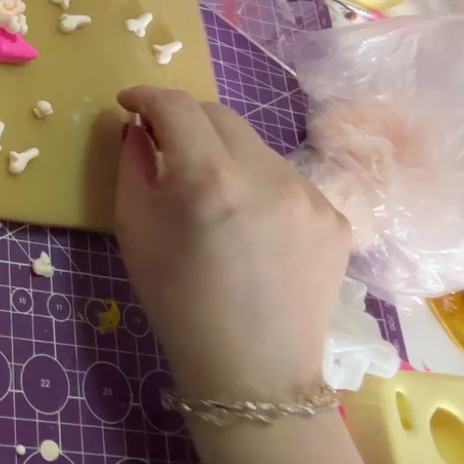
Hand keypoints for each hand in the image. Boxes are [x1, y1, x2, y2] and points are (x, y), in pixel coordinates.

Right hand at [114, 87, 348, 403]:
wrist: (250, 368)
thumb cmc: (175, 297)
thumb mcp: (133, 226)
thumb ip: (132, 164)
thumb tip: (138, 128)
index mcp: (207, 178)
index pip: (175, 106)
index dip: (146, 95)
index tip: (128, 103)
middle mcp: (266, 174)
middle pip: (218, 114)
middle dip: (183, 119)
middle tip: (160, 142)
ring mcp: (309, 194)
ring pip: (252, 145)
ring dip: (221, 151)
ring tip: (207, 191)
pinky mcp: (336, 216)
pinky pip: (283, 178)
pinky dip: (255, 182)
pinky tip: (245, 221)